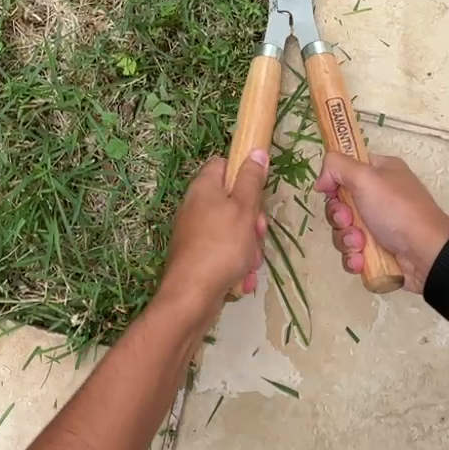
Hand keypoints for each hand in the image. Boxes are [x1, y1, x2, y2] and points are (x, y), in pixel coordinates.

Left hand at [159, 151, 268, 311]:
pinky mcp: (198, 257)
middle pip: (233, 201)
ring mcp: (196, 233)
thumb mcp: (243, 208)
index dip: (243, 173)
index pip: (223, 164)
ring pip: (233, 231)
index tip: (257, 190)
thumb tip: (255, 151)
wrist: (191, 297)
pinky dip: (236, 265)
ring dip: (248, 247)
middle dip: (251, 220)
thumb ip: (251, 180)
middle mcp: (196, 207)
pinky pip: (225, 254)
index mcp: (204, 188)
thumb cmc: (220, 246)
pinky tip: (241, 280)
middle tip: (257, 233)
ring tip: (250, 263)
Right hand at [316, 152, 448, 292]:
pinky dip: (353, 257)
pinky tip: (361, 260)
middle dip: (339, 216)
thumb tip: (322, 180)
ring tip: (360, 245)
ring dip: (346, 239)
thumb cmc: (398, 210)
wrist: (427, 255)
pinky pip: (352, 252)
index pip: (345, 171)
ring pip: (343, 230)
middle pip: (340, 203)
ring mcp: (379, 225)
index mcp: (380, 172)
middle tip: (349, 220)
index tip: (330, 191)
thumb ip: (337, 166)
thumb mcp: (366, 177)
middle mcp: (379, 196)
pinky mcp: (377, 251)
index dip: (334, 182)